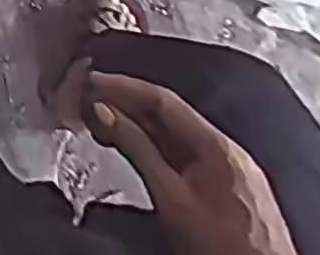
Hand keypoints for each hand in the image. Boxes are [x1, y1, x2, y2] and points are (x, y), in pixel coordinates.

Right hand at [56, 60, 297, 254]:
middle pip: (169, 115)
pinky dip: (154, 145)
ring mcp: (230, 170)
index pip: (163, 100)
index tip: (93, 82)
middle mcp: (226, 150)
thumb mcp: (171, 199)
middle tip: (90, 99)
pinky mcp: (228, 190)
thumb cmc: (221, 251)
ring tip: (102, 120)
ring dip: (138, 124)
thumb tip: (102, 110)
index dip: (124, 87)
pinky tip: (133, 147)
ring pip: (175, 135)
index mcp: (217, 145)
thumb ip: (137, 149)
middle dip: (128, 104)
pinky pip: (184, 154)